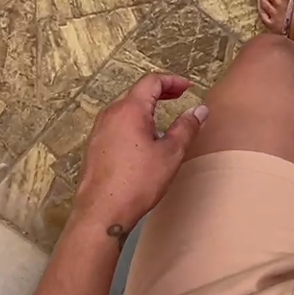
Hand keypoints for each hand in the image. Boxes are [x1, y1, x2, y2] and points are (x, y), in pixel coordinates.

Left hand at [72, 73, 207, 235]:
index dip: (172, 81)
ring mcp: (99, 131)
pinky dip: (133, 121)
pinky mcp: (94, 147)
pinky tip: (143, 138)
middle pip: (136, 92)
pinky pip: (116, 123)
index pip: (151, 81)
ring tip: (163, 116)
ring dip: (145, 106)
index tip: (186, 87)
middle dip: (160, 91)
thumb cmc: (135, 184)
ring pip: (124, 107)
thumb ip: (187, 127)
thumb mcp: (171, 153)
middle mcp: (110, 115)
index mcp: (129, 110)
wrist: (101, 213)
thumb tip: (199, 111)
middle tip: (177, 95)